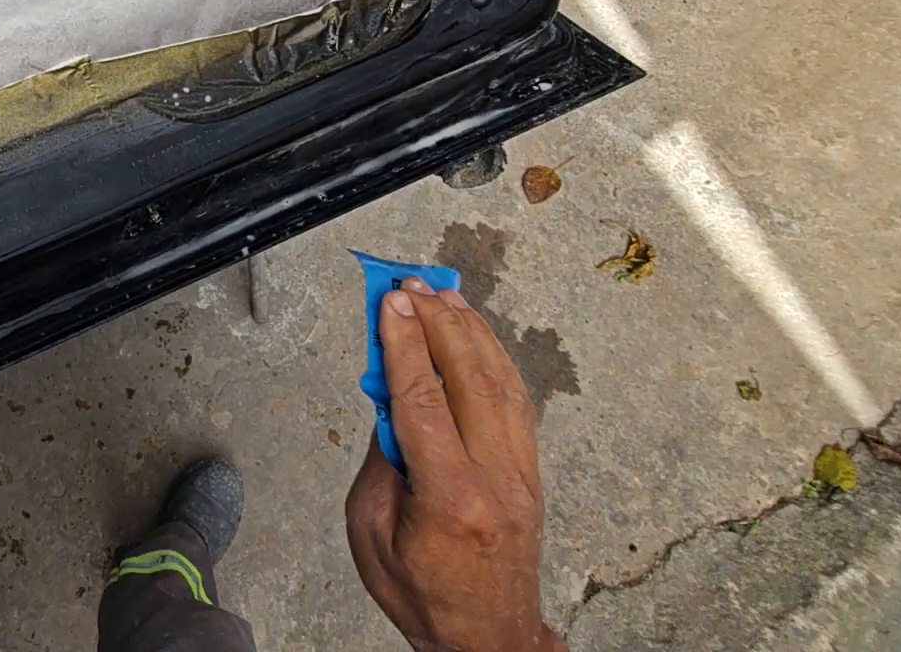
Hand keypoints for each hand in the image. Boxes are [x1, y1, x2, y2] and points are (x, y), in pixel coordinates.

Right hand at [345, 277, 565, 651]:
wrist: (485, 639)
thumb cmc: (416, 589)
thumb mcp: (370, 525)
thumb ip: (382, 457)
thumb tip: (388, 397)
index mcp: (451, 496)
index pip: (422, 399)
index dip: (402, 344)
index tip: (390, 302)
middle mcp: (497, 478)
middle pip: (470, 380)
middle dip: (438, 324)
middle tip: (412, 284)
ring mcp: (522, 475)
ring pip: (502, 385)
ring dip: (471, 333)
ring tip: (445, 295)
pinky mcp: (531, 473)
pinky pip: (517, 403)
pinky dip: (495, 359)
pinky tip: (476, 335)